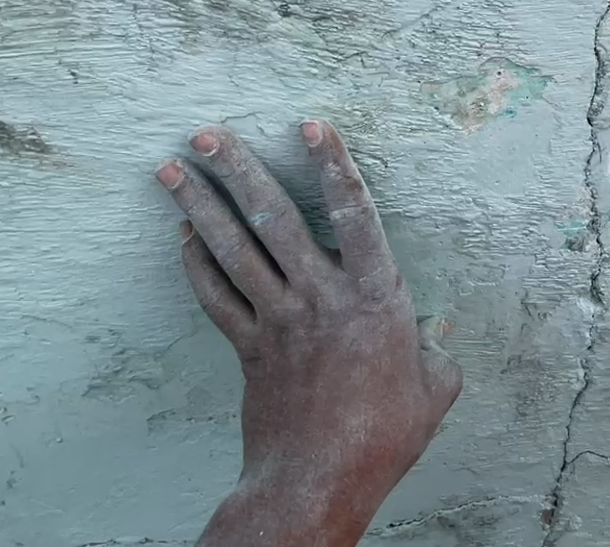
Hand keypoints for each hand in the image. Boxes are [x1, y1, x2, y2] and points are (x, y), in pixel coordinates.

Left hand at [156, 120, 462, 546]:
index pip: (354, 214)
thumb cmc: (385, 433)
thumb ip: (437, 352)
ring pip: (234, 250)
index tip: (313, 126)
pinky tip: (182, 236)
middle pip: (274, 220)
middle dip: (239, 171)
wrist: (317, 484)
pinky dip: (196, 263)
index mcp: (374, 293)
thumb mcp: (436, 386)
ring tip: (172, 168)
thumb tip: (437, 341)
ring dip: (201, 205)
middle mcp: (321, 295)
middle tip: (207, 133)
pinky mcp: (248, 347)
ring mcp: (278, 319)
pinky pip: (216, 297)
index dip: (334, 166)